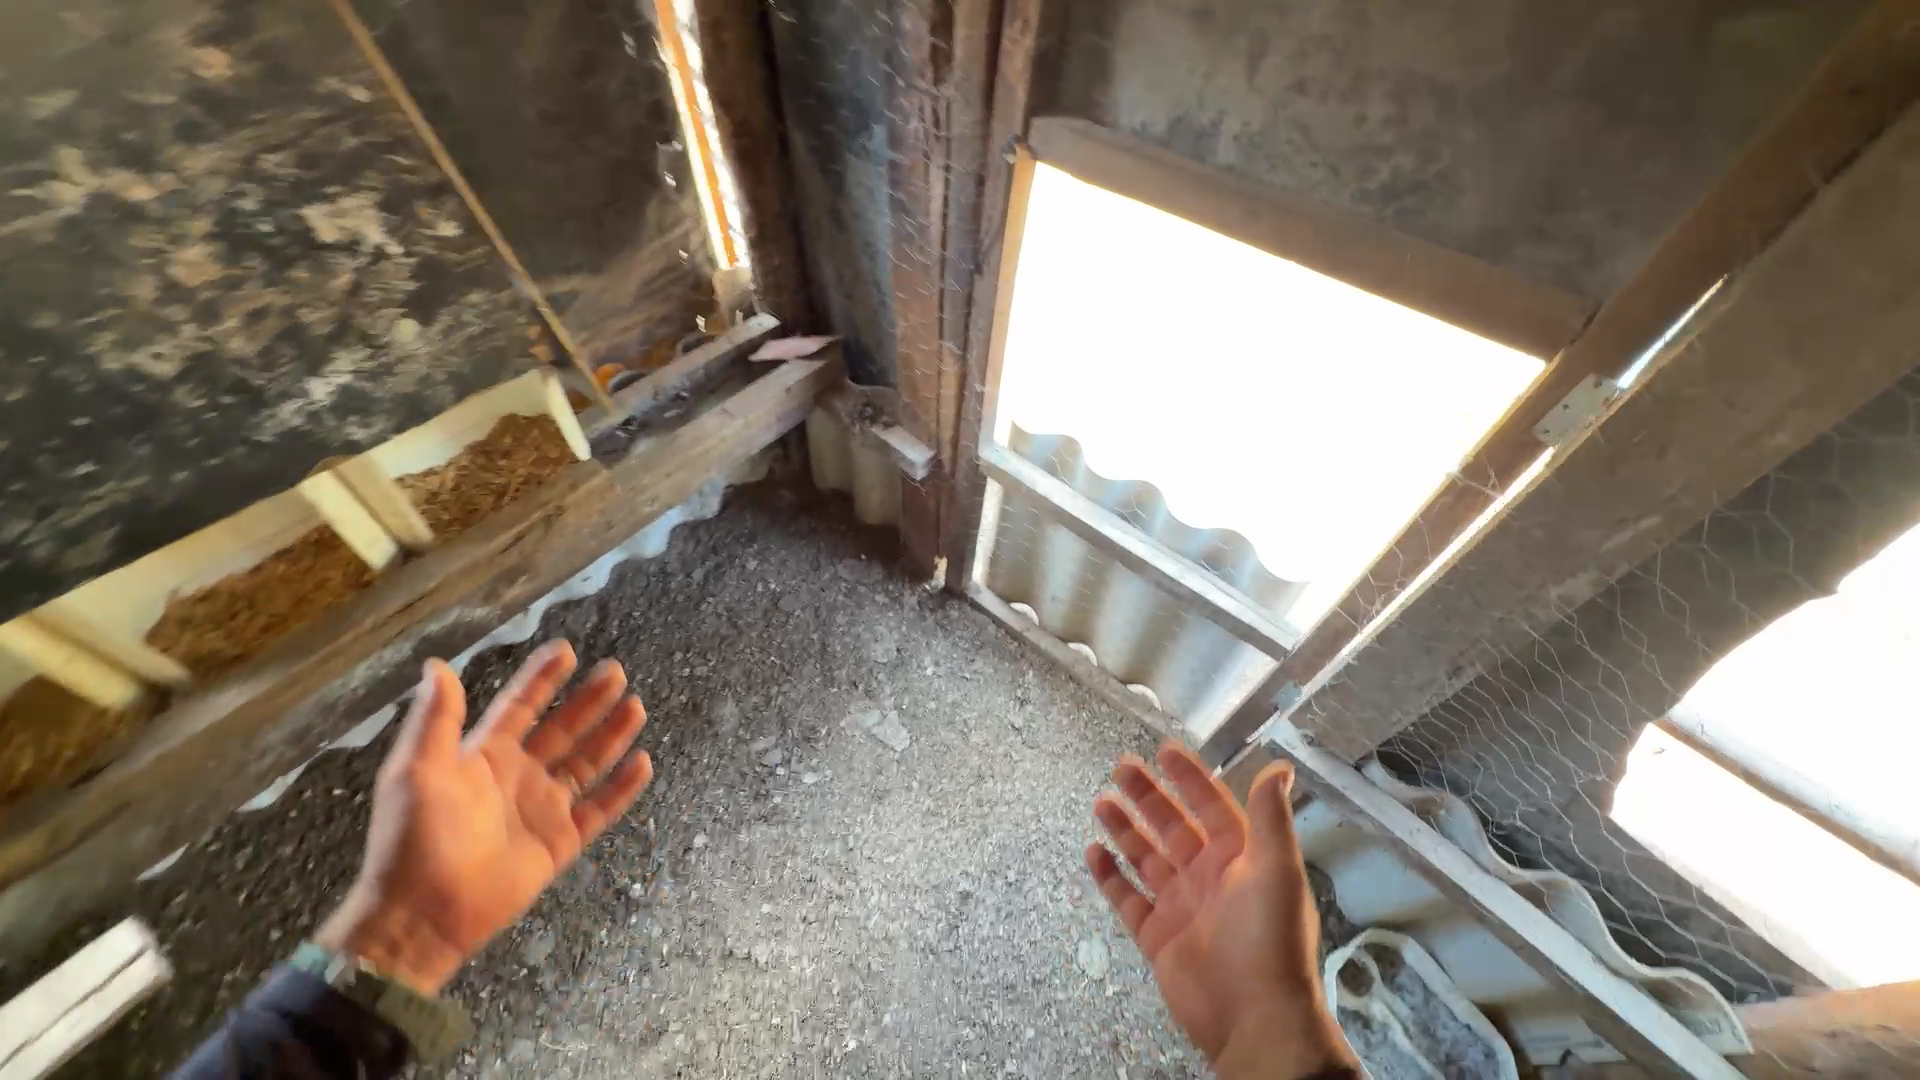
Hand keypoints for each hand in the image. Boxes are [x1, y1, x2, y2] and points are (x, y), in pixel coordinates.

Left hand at [314, 640, 653, 994]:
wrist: (422, 914)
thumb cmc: (414, 837)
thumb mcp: (416, 771)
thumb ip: (436, 719)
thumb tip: (436, 665)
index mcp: (484, 756)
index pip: (521, 707)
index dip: (542, 679)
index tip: (567, 650)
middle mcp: (519, 776)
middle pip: (564, 729)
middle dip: (589, 699)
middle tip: (615, 671)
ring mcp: (543, 808)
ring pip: (588, 763)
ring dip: (612, 734)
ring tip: (636, 706)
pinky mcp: (562, 841)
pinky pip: (600, 808)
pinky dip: (622, 787)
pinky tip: (642, 762)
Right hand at [1085, 743, 1356, 1079]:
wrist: (1254, 1018)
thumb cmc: (1267, 936)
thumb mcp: (1276, 869)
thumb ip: (1271, 816)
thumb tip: (1280, 766)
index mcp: (1239, 858)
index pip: (1210, 806)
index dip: (1188, 778)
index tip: (1164, 751)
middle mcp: (1208, 877)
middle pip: (1172, 825)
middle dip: (1148, 796)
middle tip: (1121, 767)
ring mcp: (1180, 907)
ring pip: (1146, 857)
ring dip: (1125, 829)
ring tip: (1101, 801)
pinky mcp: (1157, 937)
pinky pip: (1128, 899)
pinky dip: (1110, 876)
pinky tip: (1093, 852)